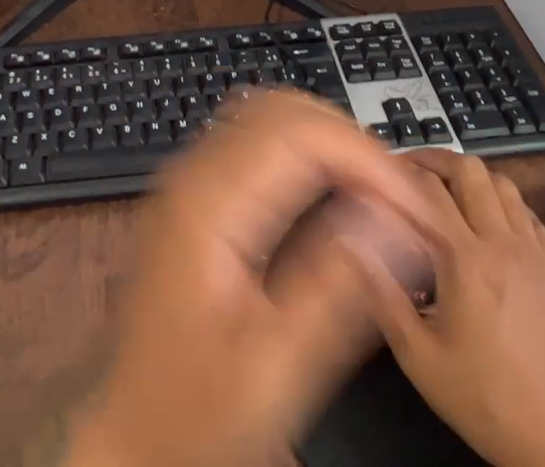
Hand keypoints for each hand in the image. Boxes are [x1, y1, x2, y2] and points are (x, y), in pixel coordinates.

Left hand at [63, 91, 435, 466]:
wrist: (130, 434)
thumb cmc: (191, 412)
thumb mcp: (274, 365)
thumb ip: (336, 288)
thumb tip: (395, 222)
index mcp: (206, 207)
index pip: (301, 132)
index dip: (369, 160)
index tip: (414, 212)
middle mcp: (192, 179)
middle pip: (286, 110)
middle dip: (354, 145)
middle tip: (400, 205)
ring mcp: (191, 185)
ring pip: (273, 120)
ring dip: (334, 148)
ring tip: (378, 204)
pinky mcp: (199, 201)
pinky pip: (260, 148)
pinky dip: (309, 159)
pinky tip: (336, 204)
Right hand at [350, 150, 544, 466]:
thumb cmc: (484, 398)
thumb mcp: (418, 356)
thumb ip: (382, 293)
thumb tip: (350, 243)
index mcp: (466, 260)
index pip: (427, 190)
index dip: (395, 171)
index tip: (371, 170)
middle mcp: (503, 243)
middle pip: (470, 171)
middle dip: (434, 159)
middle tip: (404, 169)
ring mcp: (536, 253)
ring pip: (504, 184)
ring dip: (470, 176)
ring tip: (441, 189)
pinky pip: (526, 212)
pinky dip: (500, 200)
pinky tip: (482, 222)